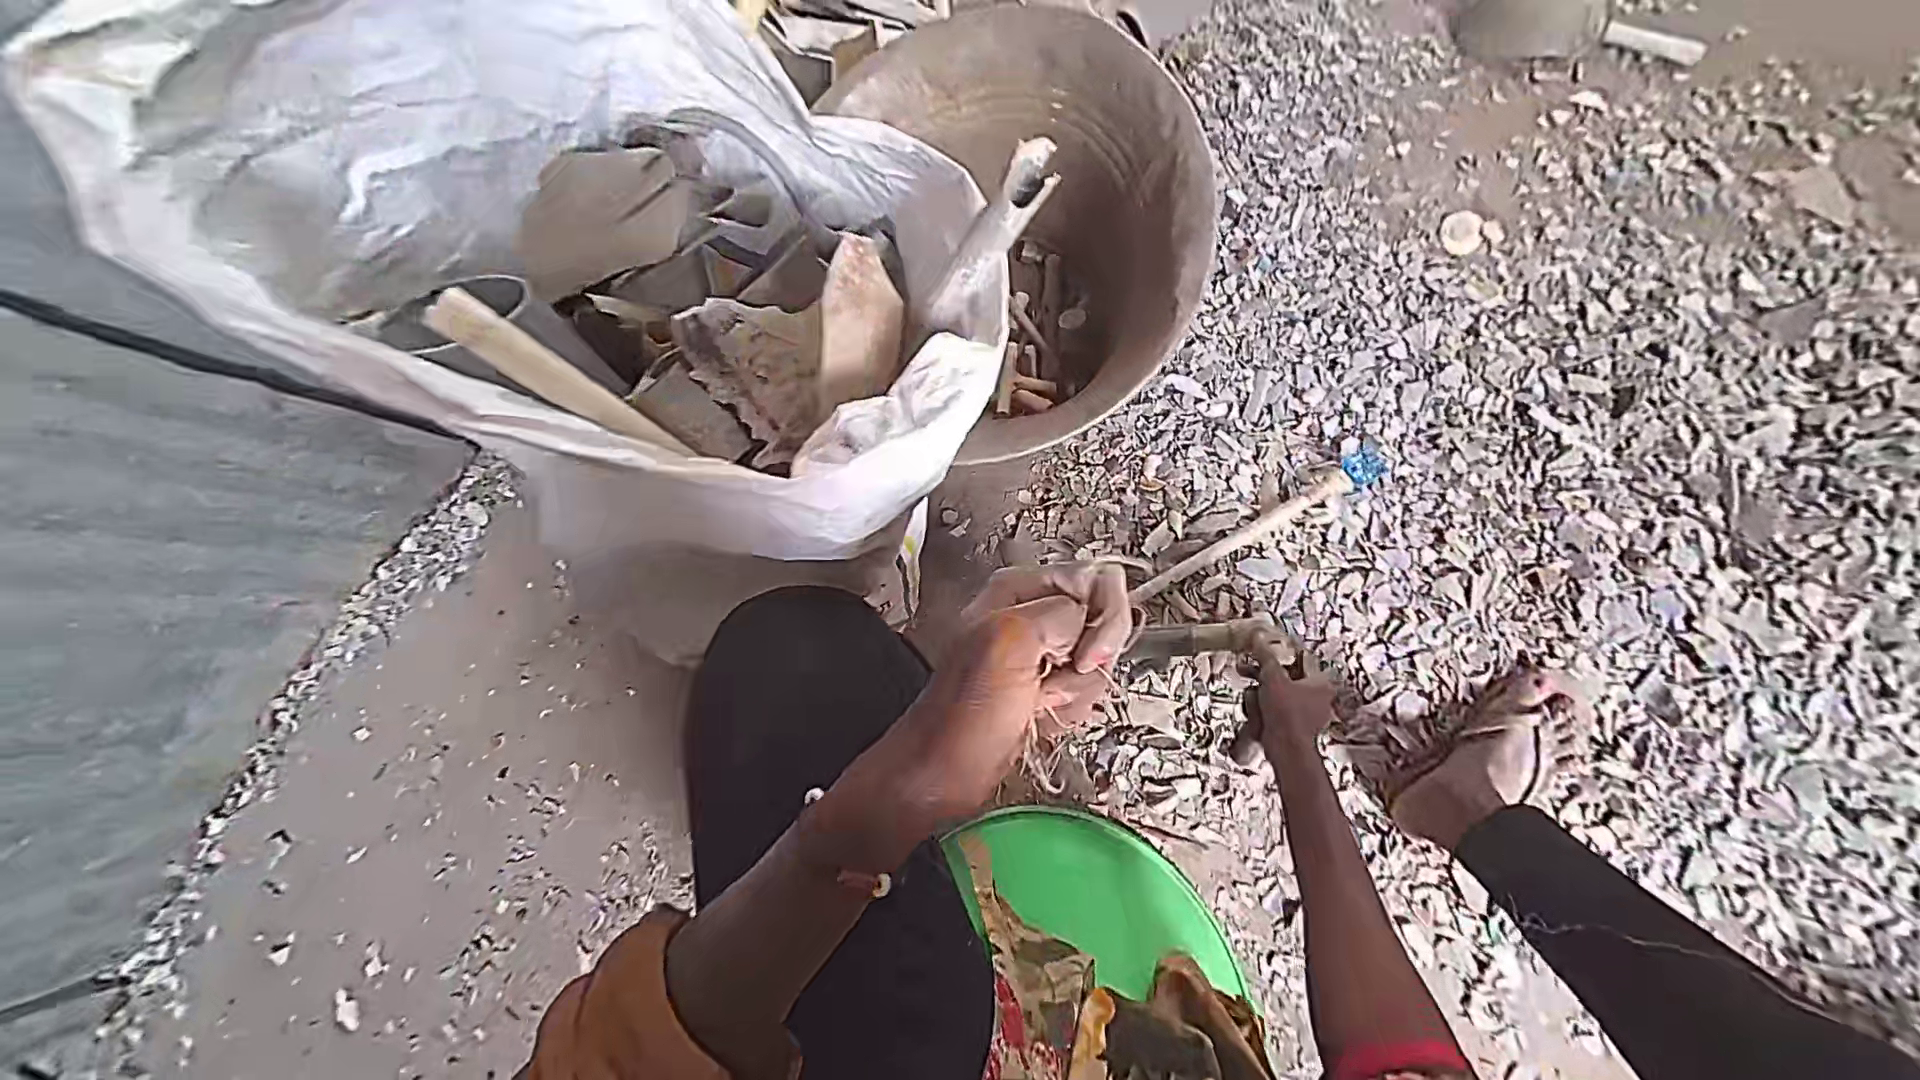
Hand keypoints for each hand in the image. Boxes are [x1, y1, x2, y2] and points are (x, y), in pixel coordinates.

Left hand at [820, 563, 1130, 861]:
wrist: (945, 772)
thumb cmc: (959, 716)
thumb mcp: (1008, 641)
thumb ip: (1059, 612)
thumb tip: (1090, 617)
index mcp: (1017, 590)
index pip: (1096, 581)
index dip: (1100, 619)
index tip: (1082, 655)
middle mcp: (1031, 616)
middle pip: (1103, 622)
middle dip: (1086, 660)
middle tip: (1049, 679)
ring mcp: (1040, 654)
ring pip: (1099, 660)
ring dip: (1075, 691)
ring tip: (1036, 700)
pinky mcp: (1047, 686)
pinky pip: (1087, 689)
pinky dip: (1071, 708)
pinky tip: (1039, 715)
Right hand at [1242, 632, 1338, 760]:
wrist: (1284, 749)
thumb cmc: (1287, 715)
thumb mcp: (1272, 676)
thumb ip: (1265, 655)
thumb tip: (1259, 638)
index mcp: (1320, 683)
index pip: (1302, 657)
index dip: (1282, 650)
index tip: (1267, 647)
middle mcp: (1318, 697)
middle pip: (1288, 675)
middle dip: (1265, 672)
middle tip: (1250, 667)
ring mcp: (1306, 712)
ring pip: (1280, 692)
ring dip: (1262, 689)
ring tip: (1250, 690)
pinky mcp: (1293, 725)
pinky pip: (1276, 707)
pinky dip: (1264, 705)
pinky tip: (1254, 706)